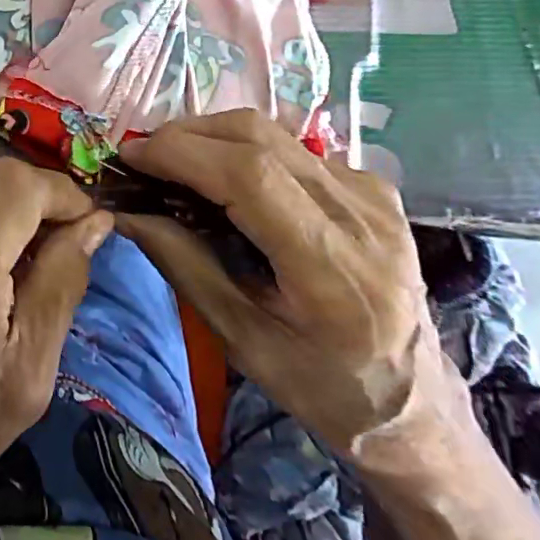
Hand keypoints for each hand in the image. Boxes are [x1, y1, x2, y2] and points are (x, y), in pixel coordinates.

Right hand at [115, 110, 447, 456]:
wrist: (415, 406)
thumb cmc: (321, 385)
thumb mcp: (239, 338)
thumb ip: (181, 264)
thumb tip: (124, 211)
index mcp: (333, 270)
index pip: (250, 176)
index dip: (182, 153)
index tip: (130, 157)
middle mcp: (363, 218)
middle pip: (258, 137)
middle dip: (186, 135)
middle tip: (142, 157)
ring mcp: (374, 197)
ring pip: (273, 132)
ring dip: (209, 135)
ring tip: (172, 161)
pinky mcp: (373, 189)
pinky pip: (292, 147)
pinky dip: (241, 148)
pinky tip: (220, 175)